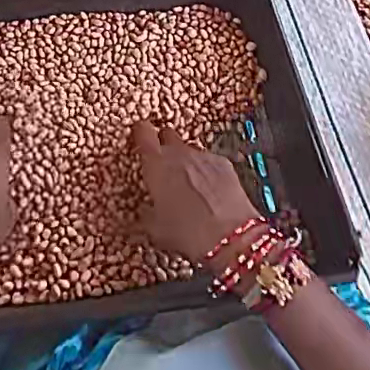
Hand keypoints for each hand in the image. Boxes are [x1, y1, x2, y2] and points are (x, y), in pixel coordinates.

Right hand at [133, 120, 260, 259]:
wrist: (230, 236)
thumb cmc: (187, 232)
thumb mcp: (155, 229)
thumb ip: (145, 213)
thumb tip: (143, 211)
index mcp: (156, 164)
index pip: (143, 132)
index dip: (141, 133)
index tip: (139, 137)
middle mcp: (178, 153)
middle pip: (167, 135)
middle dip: (164, 145)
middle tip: (162, 166)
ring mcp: (203, 156)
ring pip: (189, 149)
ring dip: (186, 161)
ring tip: (188, 186)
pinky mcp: (224, 163)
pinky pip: (209, 161)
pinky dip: (206, 171)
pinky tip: (209, 191)